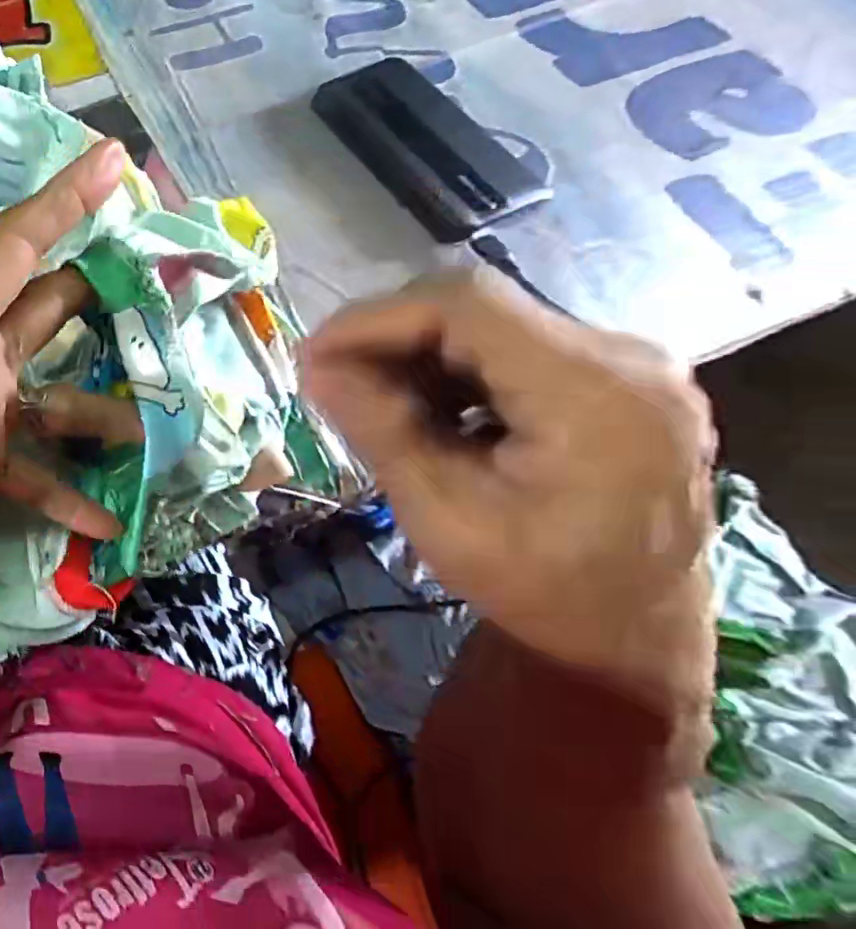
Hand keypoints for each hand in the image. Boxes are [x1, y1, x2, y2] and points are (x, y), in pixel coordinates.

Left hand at [0, 140, 131, 673]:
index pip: (11, 249)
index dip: (60, 203)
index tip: (113, 158)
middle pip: (45, 311)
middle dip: (105, 294)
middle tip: (176, 285)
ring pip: (56, 397)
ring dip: (106, 412)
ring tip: (169, 429)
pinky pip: (36, 471)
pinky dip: (70, 491)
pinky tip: (109, 518)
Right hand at [299, 270, 717, 714]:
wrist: (625, 631)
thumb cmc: (533, 584)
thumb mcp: (440, 512)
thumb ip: (380, 430)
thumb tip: (314, 368)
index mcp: (594, 394)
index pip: (466, 307)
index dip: (374, 319)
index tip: (311, 356)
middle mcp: (623, 359)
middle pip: (475, 305)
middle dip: (385, 334)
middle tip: (327, 378)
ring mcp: (622, 365)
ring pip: (485, 321)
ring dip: (410, 350)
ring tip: (365, 398)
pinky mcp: (607, 379)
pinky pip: (506, 345)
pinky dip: (444, 365)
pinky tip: (418, 407)